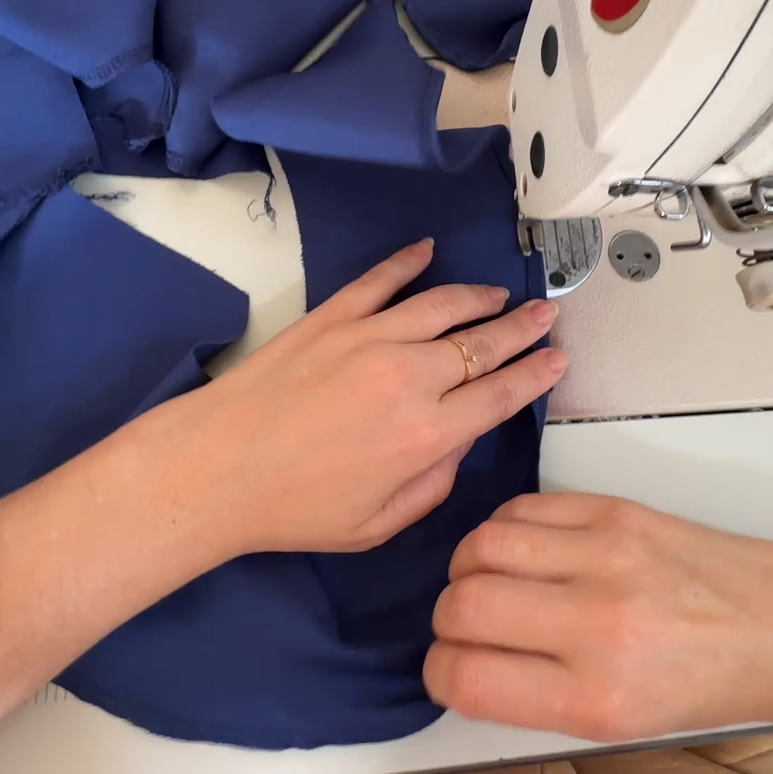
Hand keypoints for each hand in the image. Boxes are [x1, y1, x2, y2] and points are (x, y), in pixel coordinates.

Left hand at [116, 239, 565, 557]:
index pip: (500, 394)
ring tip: (498, 295)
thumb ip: (433, 483)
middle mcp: (410, 376)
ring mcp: (370, 337)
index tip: (558, 358)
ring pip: (442, 305)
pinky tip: (426, 251)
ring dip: (477, 297)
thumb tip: (456, 441)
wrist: (214, 468)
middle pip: (482, 343)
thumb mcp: (378, 523)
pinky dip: (406, 262)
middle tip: (545, 314)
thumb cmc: (295, 508)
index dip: (536, 374)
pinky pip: (380, 280)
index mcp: (427, 434)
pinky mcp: (333, 316)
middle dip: (522, 328)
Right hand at [424, 493, 772, 740]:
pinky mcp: (611, 508)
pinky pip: (520, 507)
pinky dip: (501, 529)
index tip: (449, 666)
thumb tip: (463, 657)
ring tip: (485, 578)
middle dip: (446, 617)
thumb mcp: (616, 720)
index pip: (469, 676)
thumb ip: (533, 692)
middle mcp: (596, 622)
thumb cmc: (699, 683)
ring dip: (466, 565)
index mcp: (597, 697)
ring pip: (482, 544)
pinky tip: (517, 548)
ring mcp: (603, 554)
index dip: (438, 671)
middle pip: (464, 604)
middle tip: (464, 623)